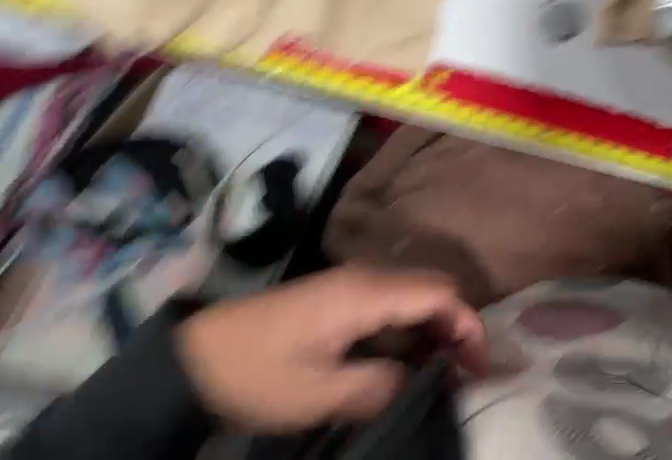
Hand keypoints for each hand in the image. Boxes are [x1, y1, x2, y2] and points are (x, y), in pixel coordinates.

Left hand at [175, 266, 488, 431]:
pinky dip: (411, 328)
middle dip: (457, 327)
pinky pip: (393, 303)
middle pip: (434, 289)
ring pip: (415, 295)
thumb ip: (375, 387)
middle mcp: (368, 277)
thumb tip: (414, 383)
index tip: (478, 366)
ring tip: (440, 374)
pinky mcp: (340, 297)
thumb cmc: (254, 373)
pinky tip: (405, 362)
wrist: (193, 356)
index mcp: (367, 293)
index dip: (467, 325)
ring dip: (435, 329)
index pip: (439, 293)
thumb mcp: (314, 394)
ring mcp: (353, 284)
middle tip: (463, 374)